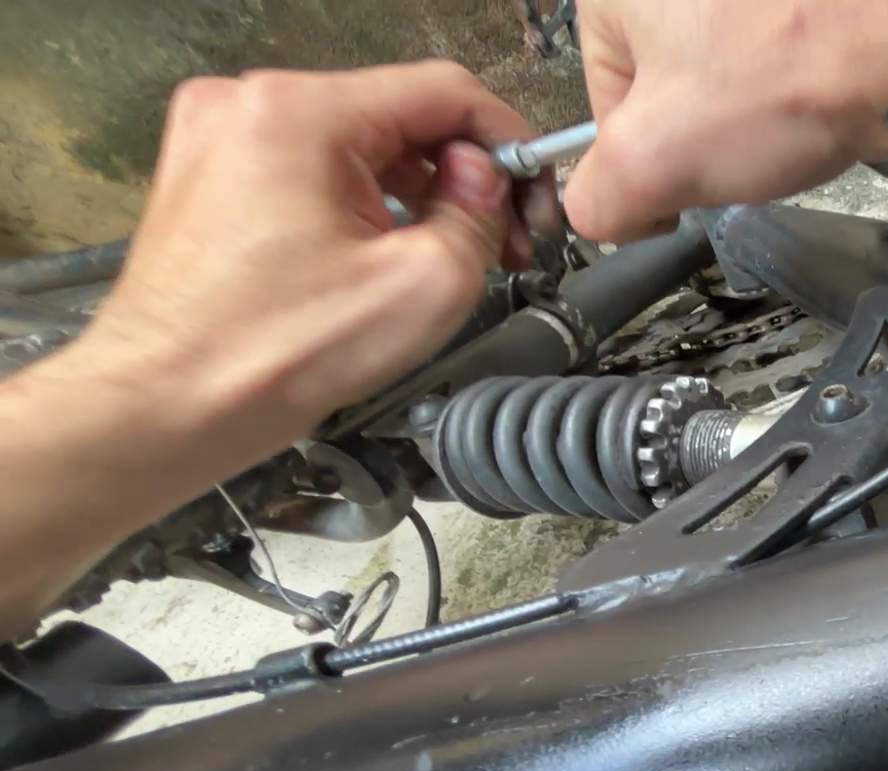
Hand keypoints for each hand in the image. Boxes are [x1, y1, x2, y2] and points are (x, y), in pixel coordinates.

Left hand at [82, 62, 558, 435]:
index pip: (443, 91)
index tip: (538, 189)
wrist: (183, 397)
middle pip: (408, 117)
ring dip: (436, 194)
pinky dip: (388, 204)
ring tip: (470, 256)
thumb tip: (486, 179)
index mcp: (301, 115)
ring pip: (373, 145)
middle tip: (515, 240)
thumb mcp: (432, 281)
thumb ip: (478, 213)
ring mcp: (231, 140)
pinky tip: (413, 253)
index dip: (510, 139)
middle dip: (475, 177)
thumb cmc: (285, 347)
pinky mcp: (229, 178)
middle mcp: (253, 108)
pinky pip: (334, 171)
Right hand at [564, 0, 887, 241]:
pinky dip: (809, 88)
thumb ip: (602, 196)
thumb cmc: (772, 91)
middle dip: (713, 136)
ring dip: (767, 116)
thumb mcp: (656, 161)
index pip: (606, 93)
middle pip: (677, 81)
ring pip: (741, 70)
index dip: (645, 161)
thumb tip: (595, 215)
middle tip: (753, 156)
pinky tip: (833, 105)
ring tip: (800, 129)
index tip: (686, 194)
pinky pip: (795, 52)